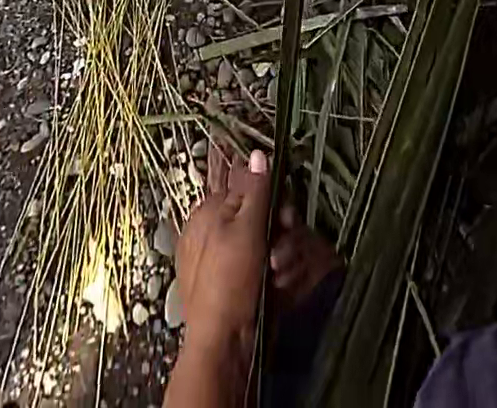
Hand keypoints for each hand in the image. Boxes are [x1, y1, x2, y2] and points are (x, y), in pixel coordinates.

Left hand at [176, 145, 270, 347]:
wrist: (222, 344)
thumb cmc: (229, 282)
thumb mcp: (245, 230)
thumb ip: (255, 191)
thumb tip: (257, 152)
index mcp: (209, 210)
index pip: (248, 188)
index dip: (272, 201)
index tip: (288, 218)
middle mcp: (214, 229)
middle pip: (260, 216)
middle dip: (279, 234)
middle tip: (281, 255)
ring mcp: (226, 258)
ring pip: (266, 243)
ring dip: (279, 258)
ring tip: (276, 276)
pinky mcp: (238, 282)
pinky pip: (262, 267)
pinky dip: (272, 276)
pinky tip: (275, 287)